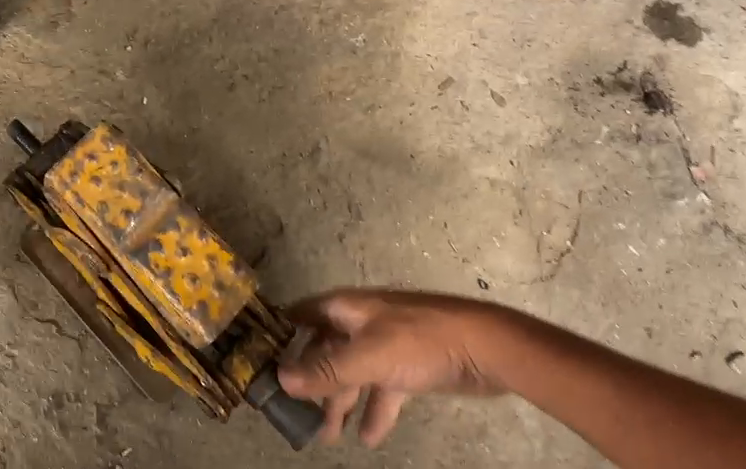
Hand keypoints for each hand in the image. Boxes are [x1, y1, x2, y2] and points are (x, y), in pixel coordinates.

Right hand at [276, 289, 515, 447]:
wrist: (483, 348)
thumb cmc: (418, 341)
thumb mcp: (368, 357)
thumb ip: (326, 371)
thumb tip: (281, 380)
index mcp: (342, 309)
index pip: (299, 317)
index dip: (280, 336)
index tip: (262, 363)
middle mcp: (357, 323)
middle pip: (324, 352)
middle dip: (312, 383)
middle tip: (298, 415)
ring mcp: (382, 345)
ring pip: (351, 374)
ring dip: (341, 403)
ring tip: (329, 435)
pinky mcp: (406, 367)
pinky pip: (380, 389)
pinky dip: (373, 410)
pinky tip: (368, 436)